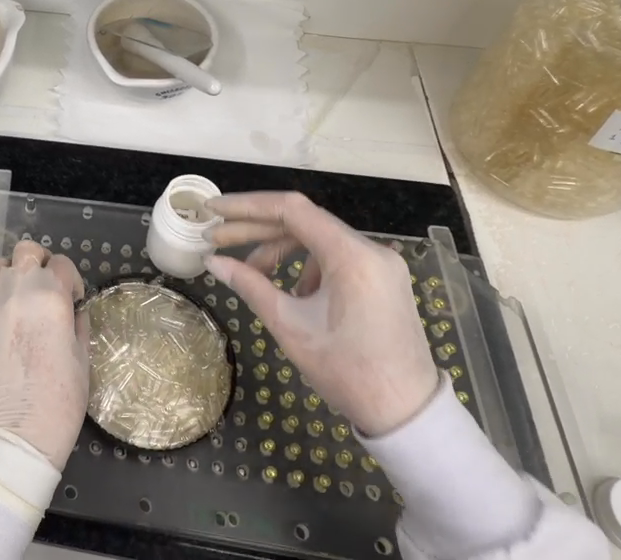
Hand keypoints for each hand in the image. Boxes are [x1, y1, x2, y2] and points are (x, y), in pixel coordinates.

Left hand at [0, 239, 89, 466]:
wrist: (13, 433)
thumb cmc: (58, 403)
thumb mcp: (82, 361)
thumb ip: (78, 325)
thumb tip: (73, 310)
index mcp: (52, 296)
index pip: (63, 264)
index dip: (71, 281)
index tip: (72, 301)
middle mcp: (19, 288)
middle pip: (27, 251)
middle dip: (40, 263)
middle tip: (45, 289)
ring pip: (0, 266)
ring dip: (12, 277)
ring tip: (19, 303)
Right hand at [204, 192, 438, 436]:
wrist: (407, 414)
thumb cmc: (348, 372)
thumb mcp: (291, 327)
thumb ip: (250, 286)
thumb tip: (213, 262)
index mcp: (351, 256)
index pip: (291, 210)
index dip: (246, 206)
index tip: (213, 210)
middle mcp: (370, 249)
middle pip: (303, 221)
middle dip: (256, 228)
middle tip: (215, 239)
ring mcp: (380, 263)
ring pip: (317, 238)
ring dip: (279, 249)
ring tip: (251, 273)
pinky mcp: (382, 278)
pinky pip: (335, 256)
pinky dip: (304, 264)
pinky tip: (290, 292)